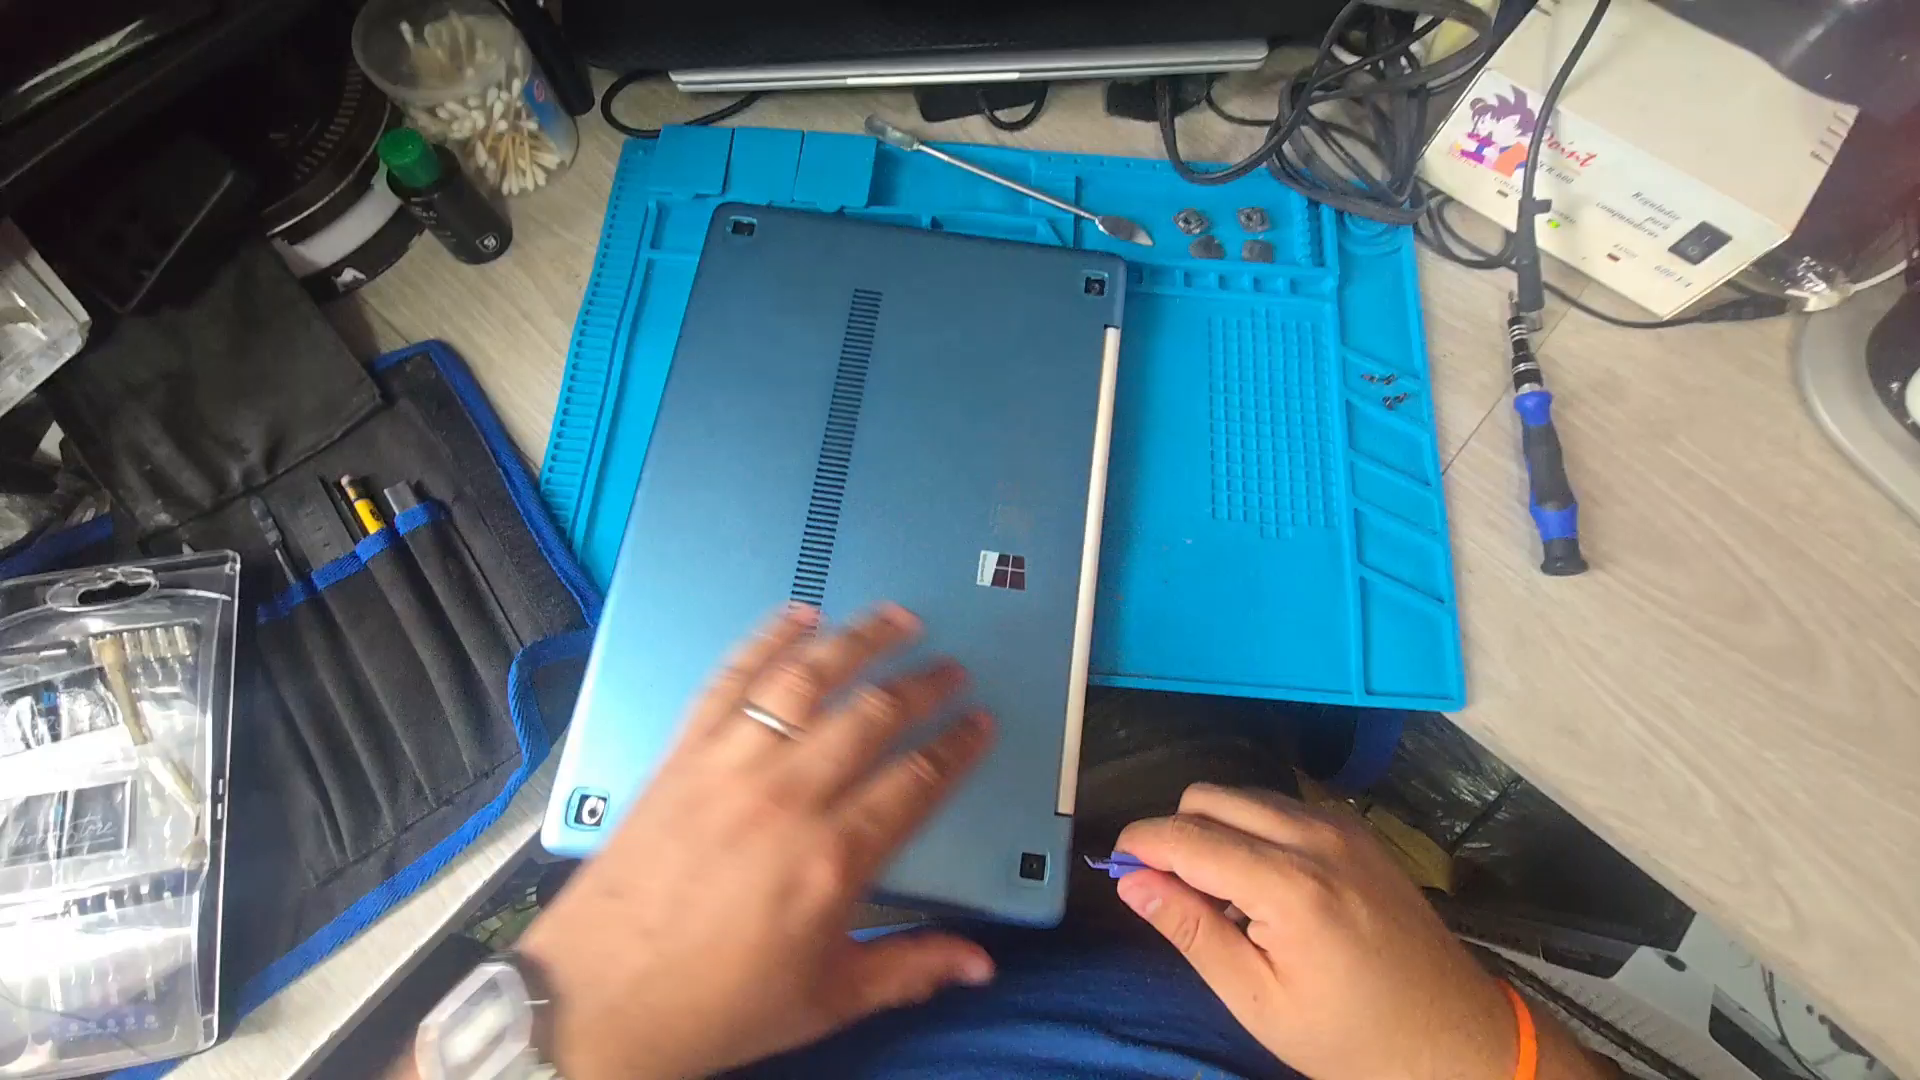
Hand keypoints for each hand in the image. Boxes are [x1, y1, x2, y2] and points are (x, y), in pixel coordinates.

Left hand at [518, 605, 996, 1079]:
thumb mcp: (826, 1000)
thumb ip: (910, 969)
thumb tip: (981, 962)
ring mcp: (731, 765)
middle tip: (949, 668)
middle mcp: (787, 797)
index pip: (918, 780)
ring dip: (858, 640)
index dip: (958, 745)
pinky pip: (732, 678)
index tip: (979, 722)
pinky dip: (767, 640)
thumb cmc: (715, 1005)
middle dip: (923, 685)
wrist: (593, 1002)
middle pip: (873, 715)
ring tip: (894, 618)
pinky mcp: (685, 752)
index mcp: (832, 858)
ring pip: (808, 679)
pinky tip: (799, 616)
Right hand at [1114, 784, 1517, 1079]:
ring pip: (1238, 794)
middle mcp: (1312, 835)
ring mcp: (1338, 824)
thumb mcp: (1259, 1002)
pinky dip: (1247, 825)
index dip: (1138, 844)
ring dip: (1210, 827)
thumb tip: (1128, 881)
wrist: (1462, 1043)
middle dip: (1173, 833)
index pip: (1185, 837)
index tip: (1117, 868)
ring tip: (1221, 890)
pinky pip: (1274, 802)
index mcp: (1289, 886)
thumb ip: (1190, 930)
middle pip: (1205, 797)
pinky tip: (1261, 877)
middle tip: (1174, 890)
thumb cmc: (1353, 1039)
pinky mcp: (1353, 825)